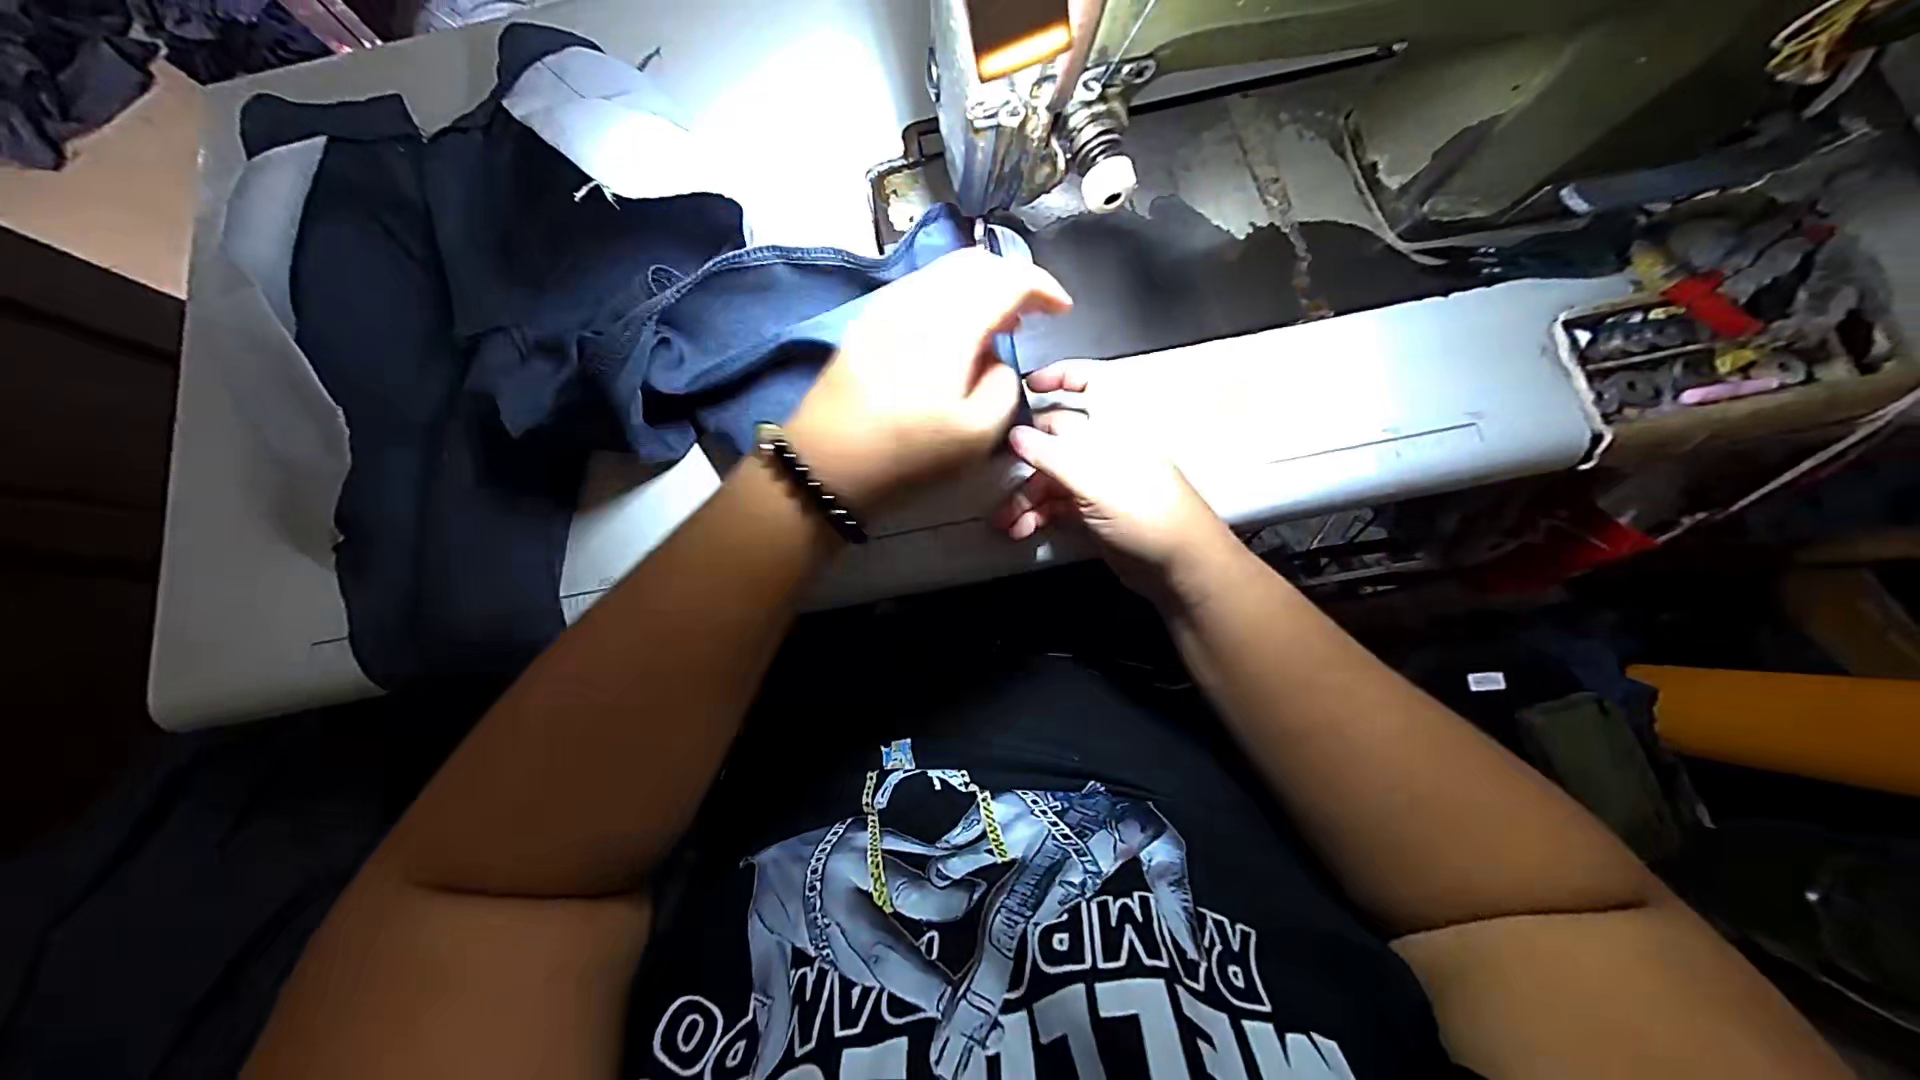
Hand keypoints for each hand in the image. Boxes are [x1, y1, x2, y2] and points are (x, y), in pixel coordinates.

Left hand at [784, 248, 1070, 507]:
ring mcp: (887, 304)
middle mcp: (919, 299)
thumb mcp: (977, 433)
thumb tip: (995, 359)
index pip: (1008, 278)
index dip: (1043, 287)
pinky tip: (954, 329)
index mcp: (952, 323)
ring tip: (996, 324)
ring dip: (980, 287)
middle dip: (1013, 281)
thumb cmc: (908, 453)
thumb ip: (1003, 384)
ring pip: (946, 272)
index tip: (1061, 310)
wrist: (828, 461)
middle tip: (1030, 316)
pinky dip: (950, 296)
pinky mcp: (868, 319)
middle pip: (977, 264)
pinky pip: (920, 287)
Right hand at [992, 360, 1243, 603]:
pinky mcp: (1091, 510)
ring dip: (1025, 496)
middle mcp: (1104, 446)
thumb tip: (1014, 435)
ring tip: (1004, 521)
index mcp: (1115, 424)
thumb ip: (1051, 455)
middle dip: (1023, 456)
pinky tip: (1020, 529)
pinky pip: (1055, 504)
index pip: (1090, 382)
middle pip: (1055, 436)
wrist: (1177, 566)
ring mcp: (1097, 479)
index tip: (1025, 386)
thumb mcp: (1094, 479)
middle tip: (993, 472)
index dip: (1060, 376)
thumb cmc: (1143, 511)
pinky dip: (1036, 515)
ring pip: (1050, 476)